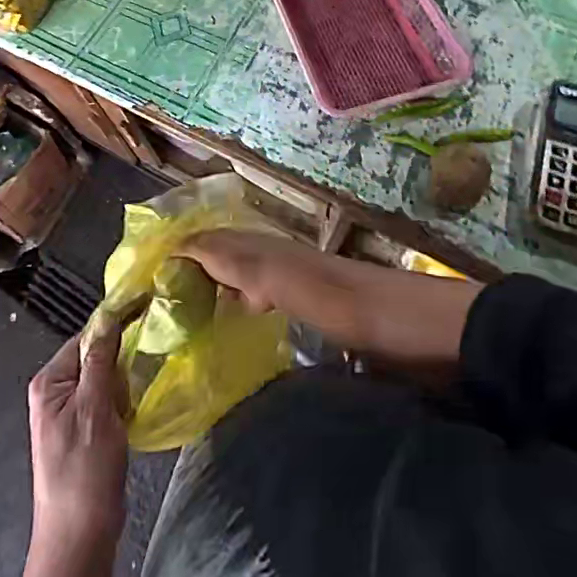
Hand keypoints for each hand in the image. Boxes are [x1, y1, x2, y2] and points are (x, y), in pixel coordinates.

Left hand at [27, 327, 127, 544]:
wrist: (80, 532)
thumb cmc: (84, 470)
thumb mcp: (94, 408)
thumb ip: (100, 360)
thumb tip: (107, 316)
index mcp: (50, 381)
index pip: (85, 337)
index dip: (114, 327)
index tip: (145, 314)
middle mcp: (56, 391)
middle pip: (95, 355)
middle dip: (120, 362)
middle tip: (139, 372)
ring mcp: (70, 411)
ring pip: (106, 378)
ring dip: (124, 383)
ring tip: (135, 396)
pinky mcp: (85, 428)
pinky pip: (108, 400)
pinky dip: (123, 401)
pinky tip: (134, 410)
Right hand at [180, 227, 481, 368]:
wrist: (435, 332)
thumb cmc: (366, 310)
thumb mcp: (301, 286)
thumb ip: (247, 267)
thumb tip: (190, 253)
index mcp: (274, 254)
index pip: (213, 244)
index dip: (178, 252)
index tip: (142, 271)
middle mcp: (284, 261)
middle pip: (226, 253)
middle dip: (189, 263)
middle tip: (154, 290)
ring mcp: (305, 284)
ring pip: (246, 274)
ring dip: (213, 282)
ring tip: (184, 306)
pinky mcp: (321, 310)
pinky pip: (267, 298)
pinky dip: (241, 303)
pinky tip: (241, 322)